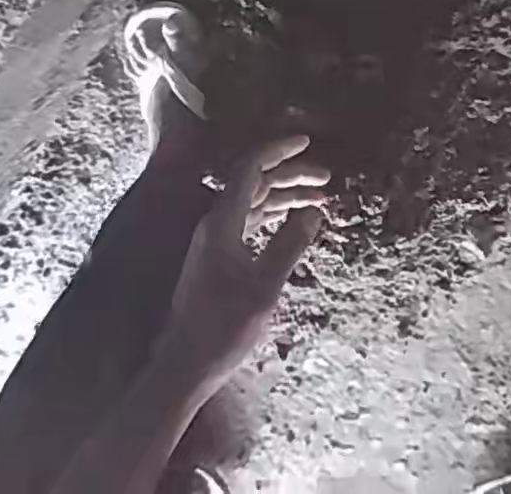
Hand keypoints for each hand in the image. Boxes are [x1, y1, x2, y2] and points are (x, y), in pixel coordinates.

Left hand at [158, 135, 331, 388]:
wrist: (185, 367)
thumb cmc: (223, 328)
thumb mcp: (265, 286)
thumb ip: (290, 244)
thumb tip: (314, 210)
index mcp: (222, 221)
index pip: (251, 169)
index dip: (278, 151)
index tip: (306, 142)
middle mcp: (216, 222)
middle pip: (256, 183)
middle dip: (291, 175)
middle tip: (326, 177)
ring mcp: (217, 239)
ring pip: (256, 203)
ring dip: (286, 196)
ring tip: (320, 197)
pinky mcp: (221, 257)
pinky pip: (252, 221)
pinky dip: (276, 216)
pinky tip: (296, 220)